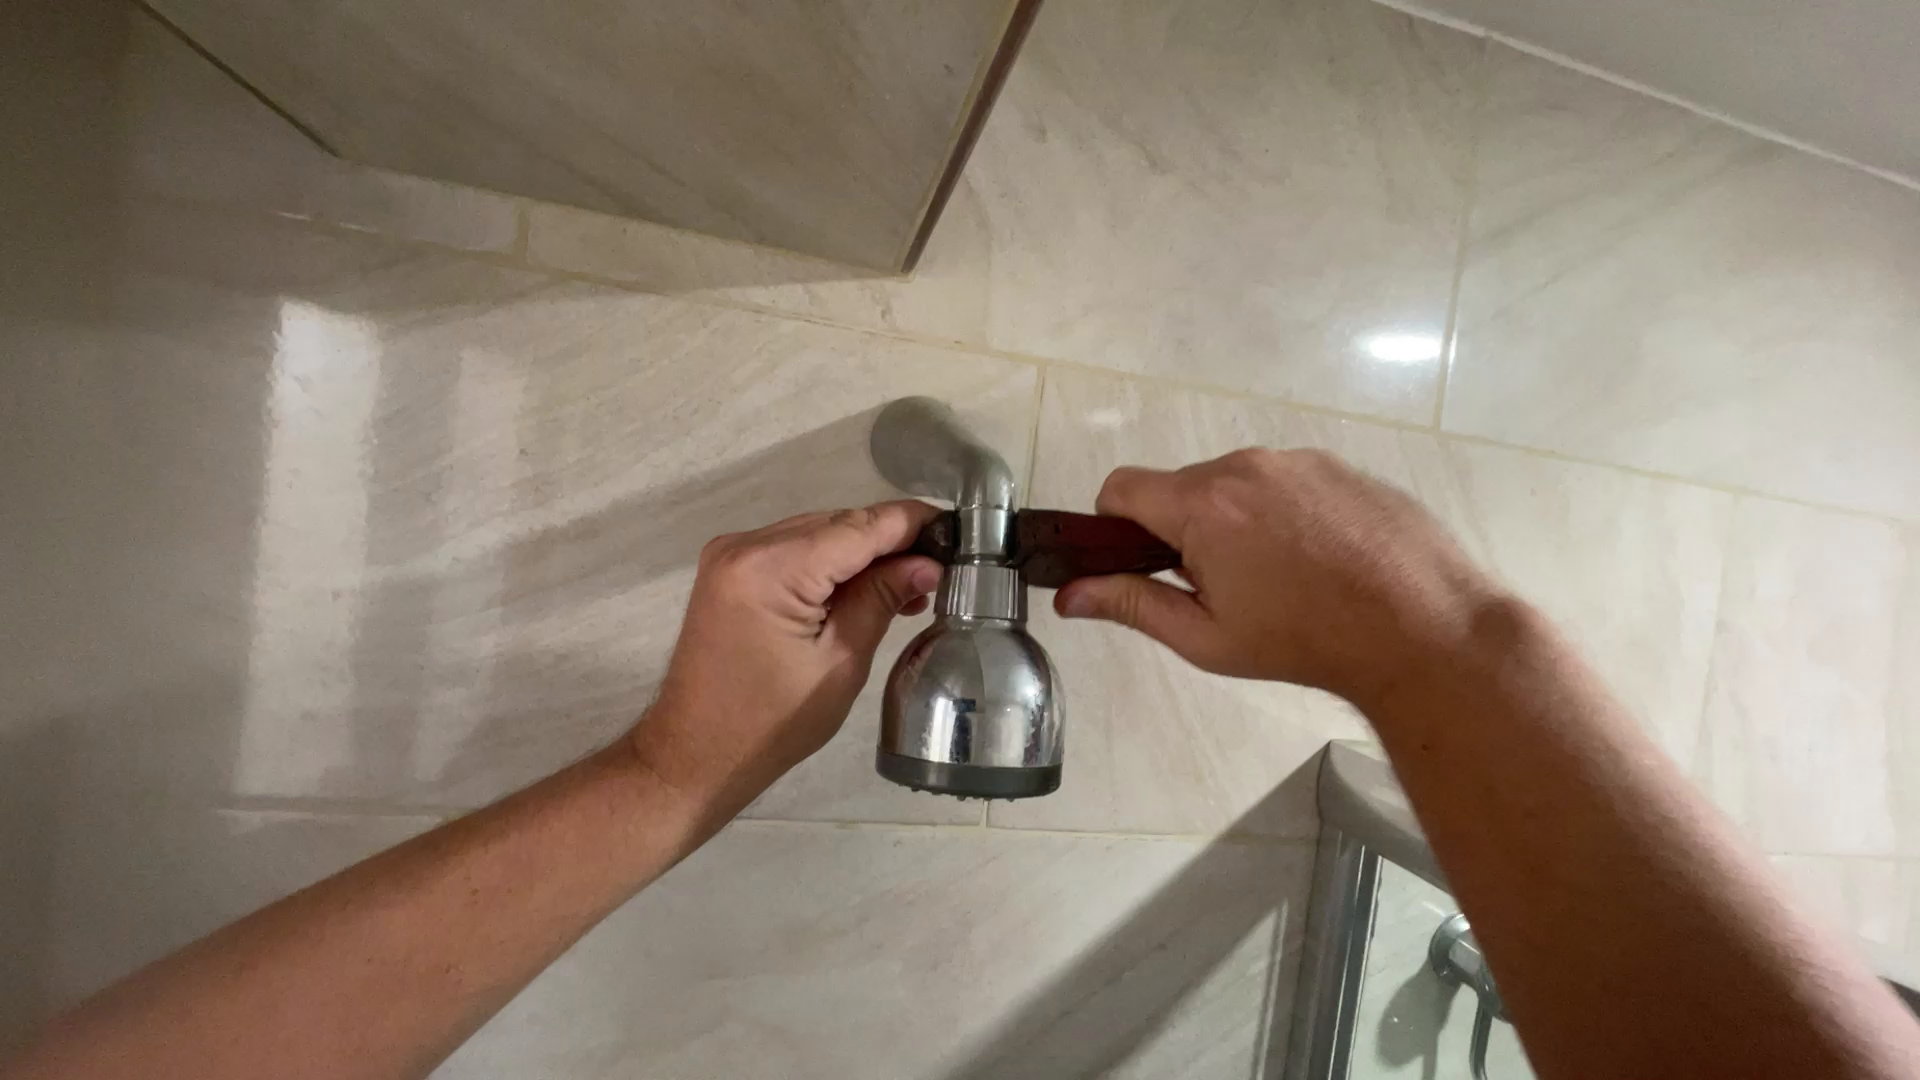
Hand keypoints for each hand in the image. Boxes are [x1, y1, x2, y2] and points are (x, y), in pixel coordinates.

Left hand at [631, 500, 942, 818]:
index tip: (954, 531)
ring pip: (819, 532)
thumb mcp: (840, 663)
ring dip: (863, 554)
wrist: (694, 753)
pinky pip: (796, 547)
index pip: (858, 527)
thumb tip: (927, 564)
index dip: (910, 524)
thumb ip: (881, 599)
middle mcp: (746, 545)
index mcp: (770, 569)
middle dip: (890, 543)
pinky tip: (865, 587)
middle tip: (936, 571)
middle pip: (838, 524)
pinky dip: (832, 562)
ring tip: (908, 587)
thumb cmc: (771, 724)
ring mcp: (732, 552)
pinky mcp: (731, 566)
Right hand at [1054, 448, 1507, 707]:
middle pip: (1179, 487)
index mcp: (1202, 505)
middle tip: (1220, 585)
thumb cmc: (1304, 642)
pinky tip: (1317, 556)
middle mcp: (1243, 465)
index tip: (1142, 561)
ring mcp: (1297, 460)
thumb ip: (1131, 604)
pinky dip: (1278, 510)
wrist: (1427, 629)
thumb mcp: (1206, 636)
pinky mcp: (1338, 464)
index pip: (1120, 486)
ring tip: (1277, 574)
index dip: (1114, 523)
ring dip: (1231, 518)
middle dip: (1180, 528)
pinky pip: (1281, 479)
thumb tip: (1067, 597)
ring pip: (1232, 482)